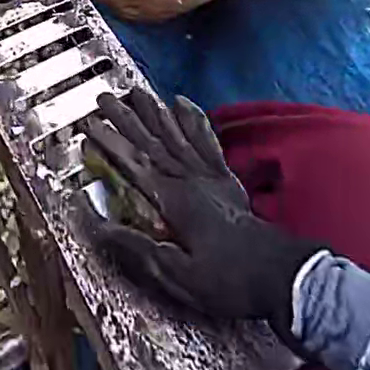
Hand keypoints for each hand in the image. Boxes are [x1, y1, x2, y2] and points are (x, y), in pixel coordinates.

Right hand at [79, 88, 320, 332]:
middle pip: (149, 141)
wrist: (281, 275)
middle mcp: (187, 178)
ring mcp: (206, 173)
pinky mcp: (223, 176)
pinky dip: (192, 118)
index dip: (109, 143)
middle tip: (103, 96)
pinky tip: (181, 102)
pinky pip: (205, 139)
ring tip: (135, 90)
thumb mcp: (178, 275)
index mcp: (172, 199)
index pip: (133, 163)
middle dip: (124, 118)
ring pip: (173, 133)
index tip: (89, 125)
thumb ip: (139, 246)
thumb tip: (100, 224)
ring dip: (152, 111)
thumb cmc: (227, 279)